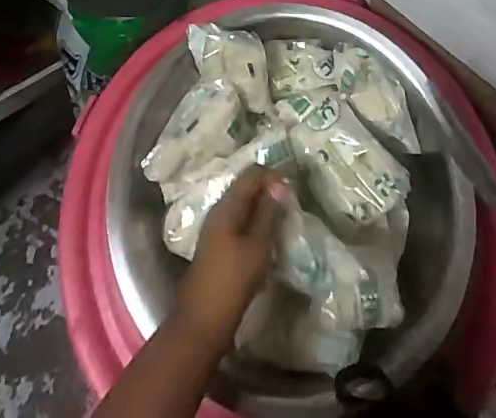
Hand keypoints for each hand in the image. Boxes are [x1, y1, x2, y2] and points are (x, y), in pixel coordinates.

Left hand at [172, 164, 282, 338]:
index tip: (293, 189)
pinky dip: (255, 220)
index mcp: (227, 205)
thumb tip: (279, 184)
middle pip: (246, 186)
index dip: (273, 175)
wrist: (202, 321)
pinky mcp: (218, 244)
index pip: (251, 173)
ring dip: (263, 206)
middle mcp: (219, 210)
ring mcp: (216, 227)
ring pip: (243, 204)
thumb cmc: (232, 281)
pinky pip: (240, 220)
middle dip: (269, 189)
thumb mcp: (257, 245)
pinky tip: (268, 234)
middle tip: (291, 202)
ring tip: (284, 217)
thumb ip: (268, 213)